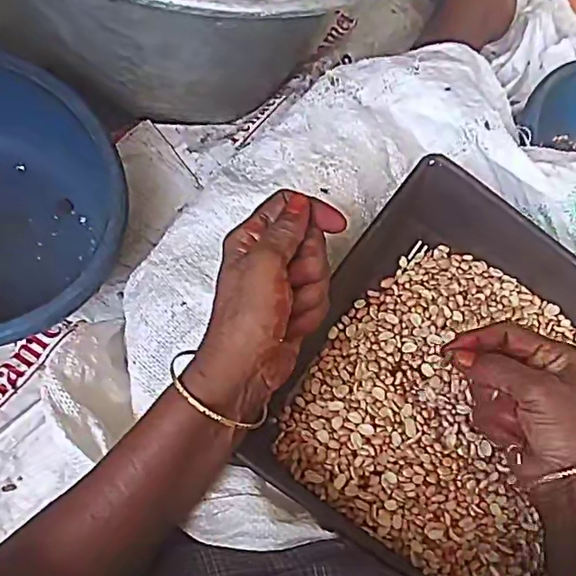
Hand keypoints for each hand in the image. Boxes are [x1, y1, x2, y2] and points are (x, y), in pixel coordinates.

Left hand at [187, 189, 346, 419]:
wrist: (246, 369)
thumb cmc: (242, 324)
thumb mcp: (263, 264)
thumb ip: (285, 230)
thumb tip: (299, 206)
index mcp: (252, 241)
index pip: (289, 208)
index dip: (314, 213)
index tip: (334, 224)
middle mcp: (267, 261)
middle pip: (312, 243)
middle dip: (309, 266)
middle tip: (291, 282)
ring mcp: (282, 287)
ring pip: (320, 275)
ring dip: (309, 295)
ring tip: (287, 308)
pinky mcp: (294, 309)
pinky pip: (319, 301)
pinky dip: (310, 314)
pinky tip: (291, 323)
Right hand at [444, 323, 575, 485]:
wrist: (569, 477)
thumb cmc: (569, 432)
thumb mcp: (536, 389)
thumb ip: (496, 368)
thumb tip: (462, 356)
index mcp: (551, 355)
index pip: (506, 335)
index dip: (478, 340)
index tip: (454, 349)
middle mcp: (535, 373)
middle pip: (490, 362)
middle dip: (488, 382)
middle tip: (494, 396)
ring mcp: (520, 398)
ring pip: (483, 390)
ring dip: (494, 409)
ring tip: (515, 423)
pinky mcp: (508, 420)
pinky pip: (483, 414)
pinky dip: (494, 426)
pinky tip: (514, 436)